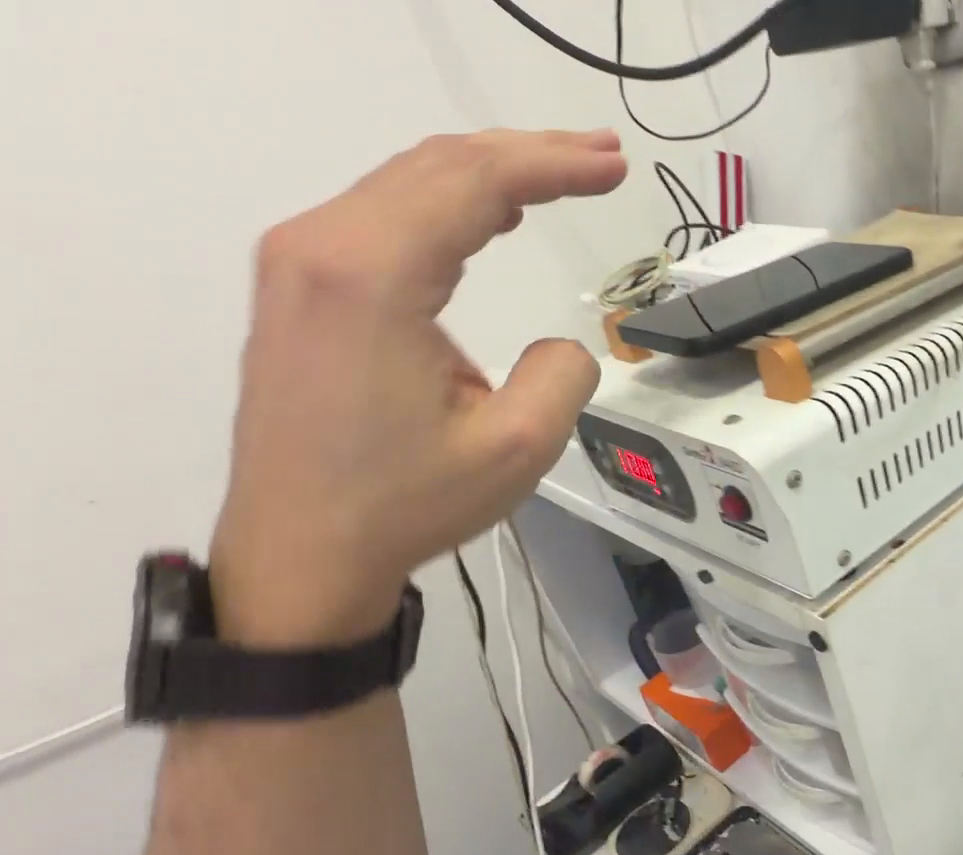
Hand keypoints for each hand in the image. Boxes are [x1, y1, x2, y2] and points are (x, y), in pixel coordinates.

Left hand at [211, 129, 628, 646]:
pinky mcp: (302, 287)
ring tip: (563, 173)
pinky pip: (385, 214)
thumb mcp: (519, 448)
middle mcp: (322, 248)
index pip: (472, 183)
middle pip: (438, 165)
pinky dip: (450, 201)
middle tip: (604, 158)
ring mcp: (300, 263)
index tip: (617, 170)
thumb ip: (564, 375)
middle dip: (529, 154)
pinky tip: (492, 212)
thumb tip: (564, 343)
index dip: (554, 166)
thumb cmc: (405, 502)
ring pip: (410, 182)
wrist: (302, 547)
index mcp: (372, 277)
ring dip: (491, 172)